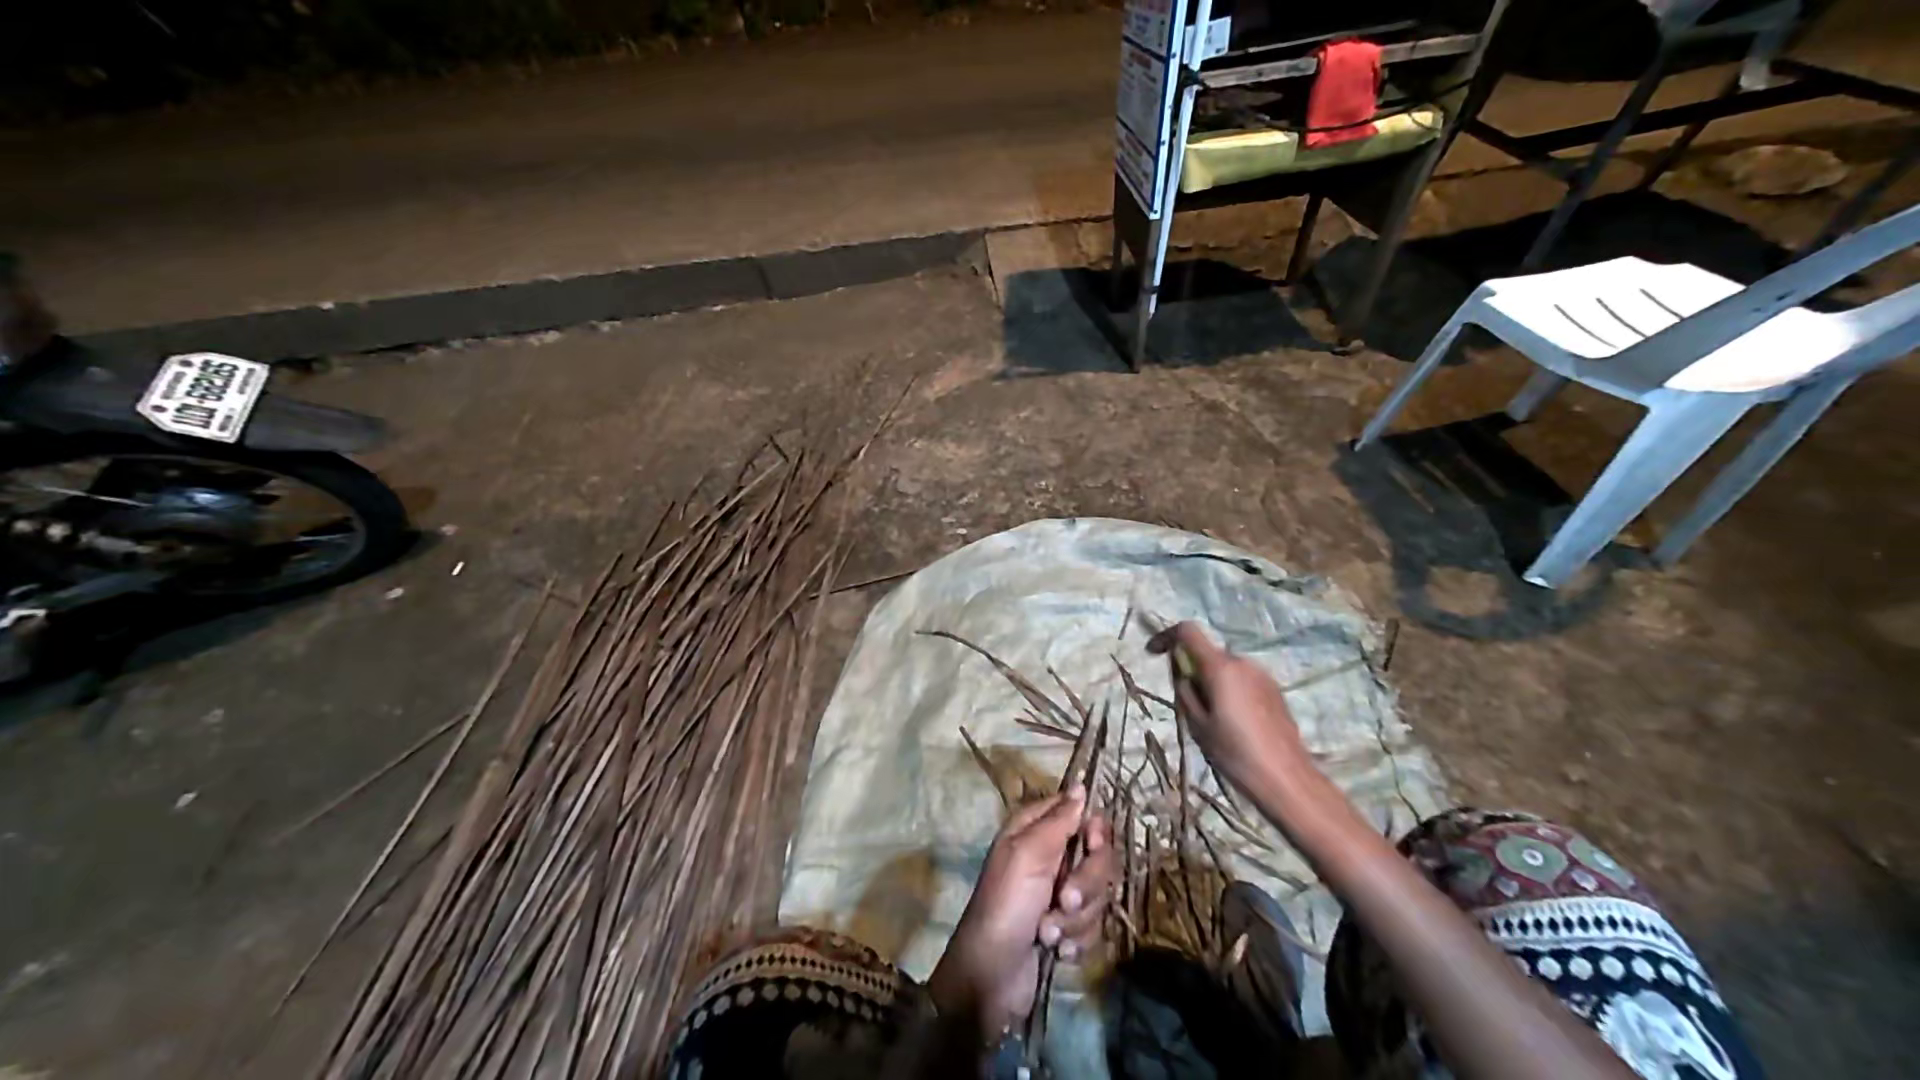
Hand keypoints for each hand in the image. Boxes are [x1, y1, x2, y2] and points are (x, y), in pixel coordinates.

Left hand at [928, 787, 1115, 1038]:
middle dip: (1086, 884)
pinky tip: (1057, 951)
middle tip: (1064, 899)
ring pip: (1099, 894)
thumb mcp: (1027, 855)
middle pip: (1097, 856)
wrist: (992, 978)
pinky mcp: (1068, 927)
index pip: (1081, 813)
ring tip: (1049, 932)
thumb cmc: (1005, 906)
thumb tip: (1079, 785)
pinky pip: (1094, 925)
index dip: (1093, 830)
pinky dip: (1077, 940)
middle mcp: (1050, 856)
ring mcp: (1060, 893)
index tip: (1092, 844)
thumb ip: (1058, 820)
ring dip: (1077, 919)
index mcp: (1035, 831)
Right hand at [1148, 622, 1310, 795]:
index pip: (1188, 631)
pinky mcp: (1275, 691)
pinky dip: (1230, 690)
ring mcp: (1263, 675)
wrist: (1287, 780)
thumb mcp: (1197, 725)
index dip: (1166, 636)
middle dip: (1192, 668)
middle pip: (1208, 653)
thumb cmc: (1235, 754)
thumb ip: (1185, 691)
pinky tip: (1234, 722)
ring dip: (1212, 681)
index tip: (1153, 653)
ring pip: (1226, 668)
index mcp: (1221, 668)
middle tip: (1187, 703)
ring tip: (1212, 718)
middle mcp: (1243, 663)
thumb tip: (1183, 675)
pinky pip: (1243, 680)